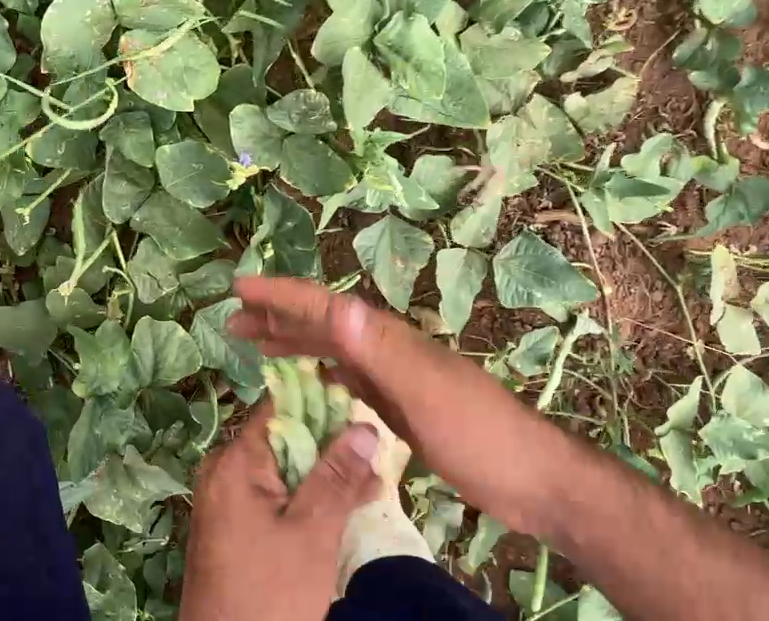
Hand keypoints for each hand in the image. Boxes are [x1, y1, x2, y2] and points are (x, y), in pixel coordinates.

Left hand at [179, 403, 382, 620]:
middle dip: (329, 444)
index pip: (280, 408)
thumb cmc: (270, 591)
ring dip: (322, 474)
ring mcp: (225, 497)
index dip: (320, 402)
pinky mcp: (233, 524)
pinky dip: (304, 497)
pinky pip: (272, 495)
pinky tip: (342, 506)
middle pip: (283, 438)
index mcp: (236, 459)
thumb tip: (365, 425)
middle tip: (379, 450)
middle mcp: (224, 468)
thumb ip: (337, 477)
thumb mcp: (312, 532)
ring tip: (372, 480)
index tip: (361, 401)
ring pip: (282, 469)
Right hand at [228, 275, 561, 534]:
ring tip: (255, 345)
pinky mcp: (398, 406)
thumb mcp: (426, 390)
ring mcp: (392, 378)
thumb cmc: (480, 434)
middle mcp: (383, 350)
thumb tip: (338, 306)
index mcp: (385, 339)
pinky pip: (346, 380)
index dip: (279, 294)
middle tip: (232, 321)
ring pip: (330, 351)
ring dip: (292, 343)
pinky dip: (319, 374)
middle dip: (275, 317)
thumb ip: (381, 350)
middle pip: (320, 324)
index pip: (322, 306)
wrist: (536, 481)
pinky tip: (308, 383)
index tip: (238, 287)